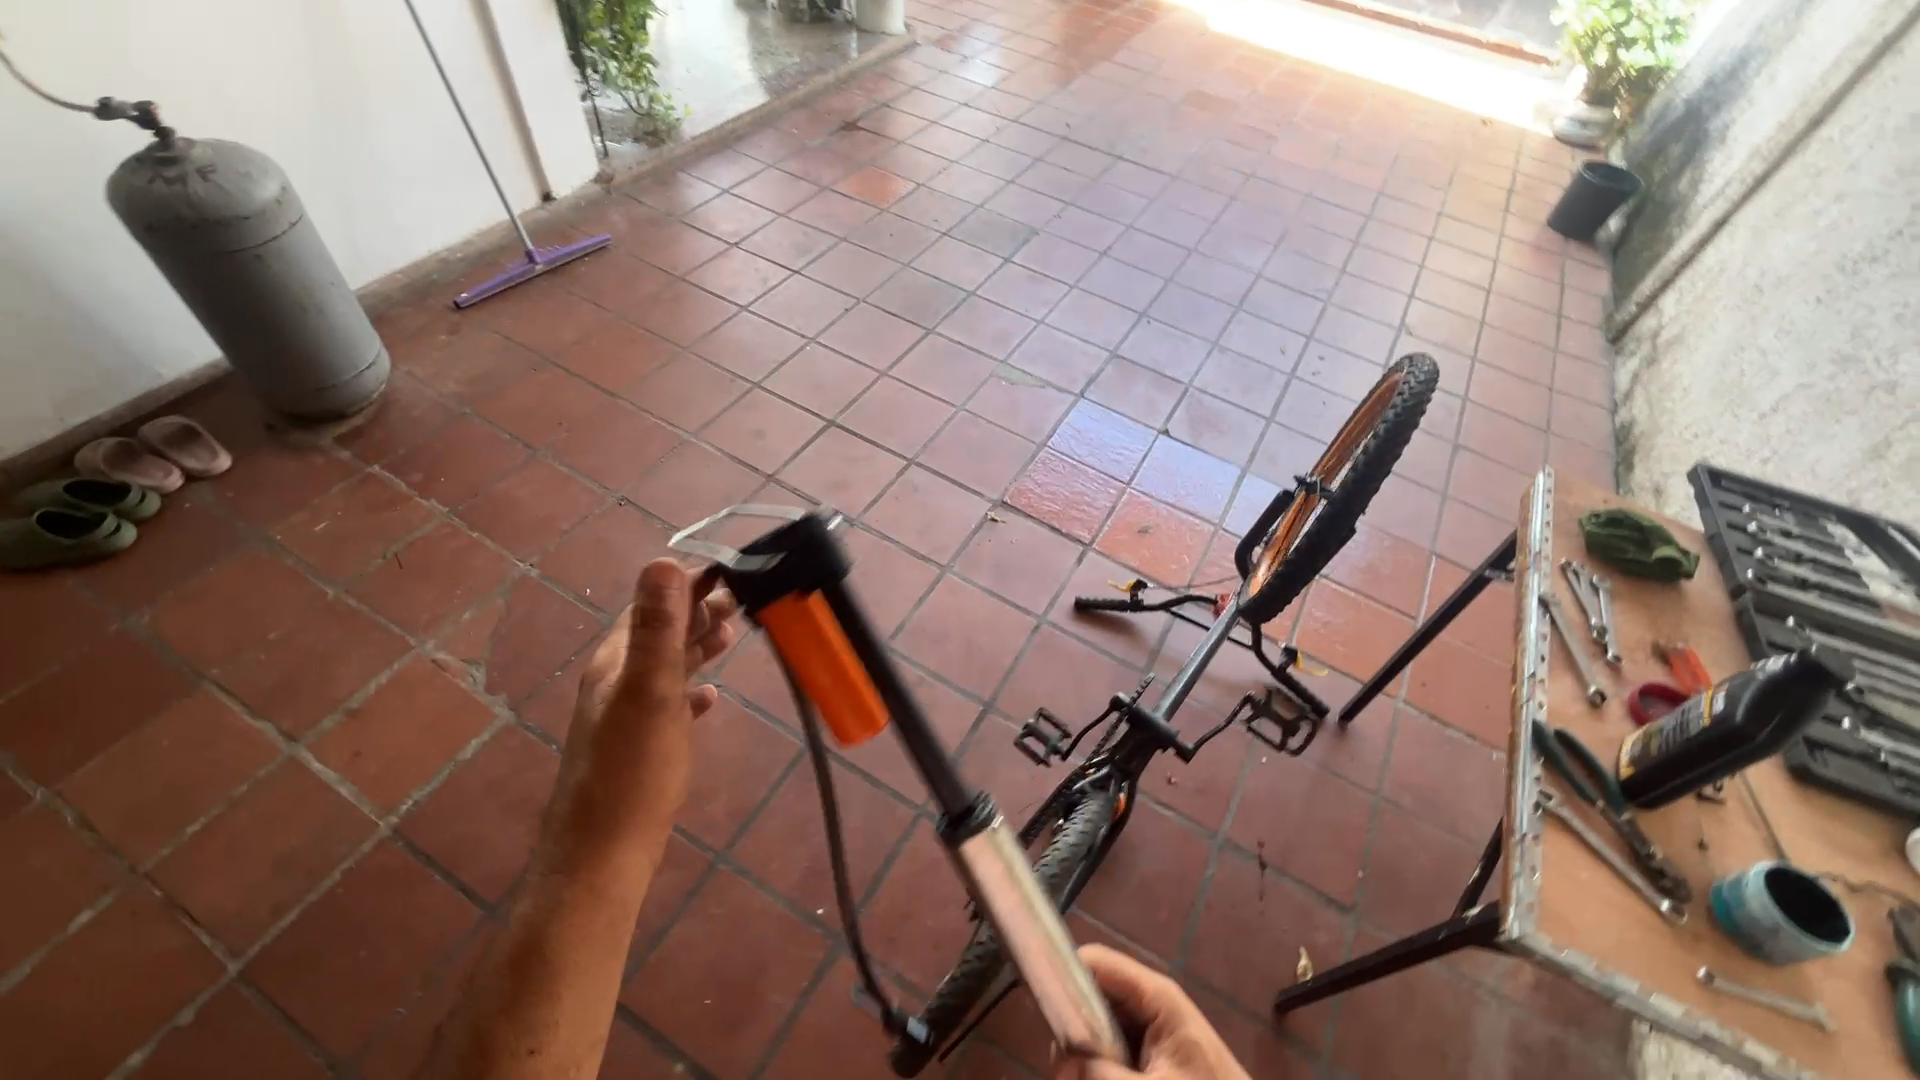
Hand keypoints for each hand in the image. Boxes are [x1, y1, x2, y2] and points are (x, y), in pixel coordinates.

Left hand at [540, 559, 739, 865]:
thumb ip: (656, 628)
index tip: (733, 570)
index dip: (690, 582)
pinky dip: (692, 690)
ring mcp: (626, 715)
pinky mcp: (639, 746)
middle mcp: (617, 680)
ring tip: (733, 634)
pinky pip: (670, 703)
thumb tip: (662, 561)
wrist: (602, 855)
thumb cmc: (631, 772)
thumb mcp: (648, 692)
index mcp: (616, 661)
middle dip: (698, 609)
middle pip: (661, 631)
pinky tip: (711, 699)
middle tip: (743, 599)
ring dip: (697, 644)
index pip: (654, 603)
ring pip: (667, 664)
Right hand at [1058, 945, 1249, 1079]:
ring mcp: (1150, 1030)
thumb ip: (1100, 1075)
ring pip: (1095, 1028)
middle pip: (1090, 996)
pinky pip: (1110, 1051)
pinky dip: (1099, 1069)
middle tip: (1066, 1074)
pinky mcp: (1151, 1057)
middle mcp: (1149, 1003)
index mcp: (1156, 996)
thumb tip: (1060, 1063)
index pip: (1094, 962)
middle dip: (1071, 1034)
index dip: (1063, 977)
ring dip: (1083, 1059)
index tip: (1040, 1013)